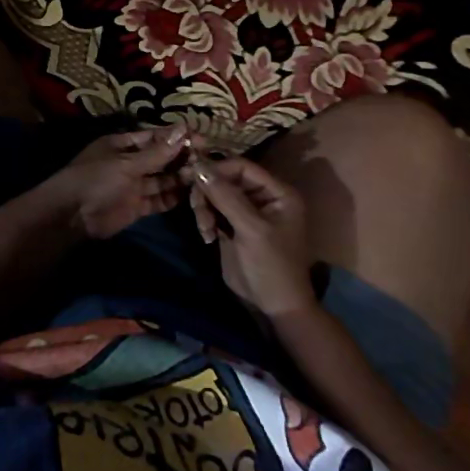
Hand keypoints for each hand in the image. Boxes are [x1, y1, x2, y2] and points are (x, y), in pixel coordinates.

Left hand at [50, 126, 193, 238]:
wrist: (71, 216)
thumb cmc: (95, 180)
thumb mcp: (126, 163)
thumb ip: (156, 152)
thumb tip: (184, 130)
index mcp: (121, 145)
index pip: (154, 137)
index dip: (177, 138)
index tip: (202, 139)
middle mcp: (129, 163)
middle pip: (161, 158)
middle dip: (182, 158)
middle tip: (209, 159)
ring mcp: (133, 185)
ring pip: (163, 179)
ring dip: (181, 177)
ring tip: (205, 175)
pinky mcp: (136, 206)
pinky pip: (159, 198)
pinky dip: (174, 196)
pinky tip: (194, 193)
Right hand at [186, 157, 316, 317]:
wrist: (272, 303)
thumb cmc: (271, 264)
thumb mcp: (251, 229)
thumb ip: (226, 197)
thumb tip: (198, 167)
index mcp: (277, 193)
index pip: (242, 167)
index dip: (217, 170)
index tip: (193, 179)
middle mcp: (261, 197)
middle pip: (224, 179)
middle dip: (208, 193)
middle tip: (199, 213)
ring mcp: (245, 212)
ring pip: (214, 194)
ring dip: (204, 208)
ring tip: (205, 229)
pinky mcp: (231, 225)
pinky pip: (211, 210)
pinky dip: (204, 219)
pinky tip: (207, 236)